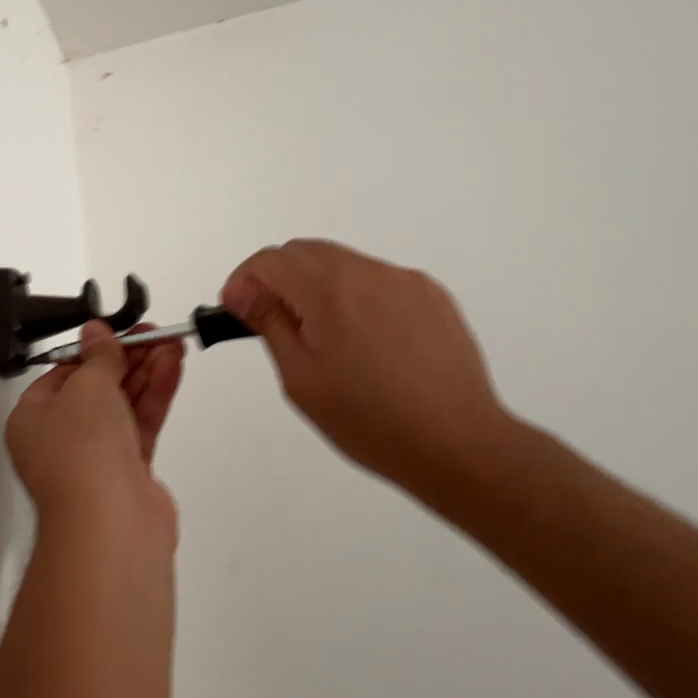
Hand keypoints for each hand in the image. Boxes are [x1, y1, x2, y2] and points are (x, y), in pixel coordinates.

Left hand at [5, 321, 184, 537]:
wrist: (110, 526)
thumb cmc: (82, 449)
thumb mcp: (86, 387)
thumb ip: (98, 356)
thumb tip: (95, 331)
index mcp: (32, 418)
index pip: (63, 373)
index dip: (94, 350)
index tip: (122, 331)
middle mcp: (59, 439)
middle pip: (97, 388)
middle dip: (128, 358)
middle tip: (157, 332)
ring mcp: (95, 459)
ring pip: (123, 405)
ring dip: (147, 372)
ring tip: (174, 343)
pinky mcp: (128, 474)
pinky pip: (140, 425)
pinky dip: (155, 396)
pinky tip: (173, 368)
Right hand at [222, 239, 512, 489]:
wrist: (460, 444)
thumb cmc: (370, 420)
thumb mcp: (301, 378)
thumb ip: (268, 323)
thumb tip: (242, 290)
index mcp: (329, 288)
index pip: (270, 260)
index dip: (244, 281)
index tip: (237, 312)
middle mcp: (368, 271)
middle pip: (305, 253)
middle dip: (278, 279)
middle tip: (271, 324)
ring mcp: (404, 281)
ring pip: (343, 264)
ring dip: (317, 287)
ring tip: (323, 340)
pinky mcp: (432, 296)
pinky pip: (378, 281)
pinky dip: (356, 297)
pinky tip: (366, 344)